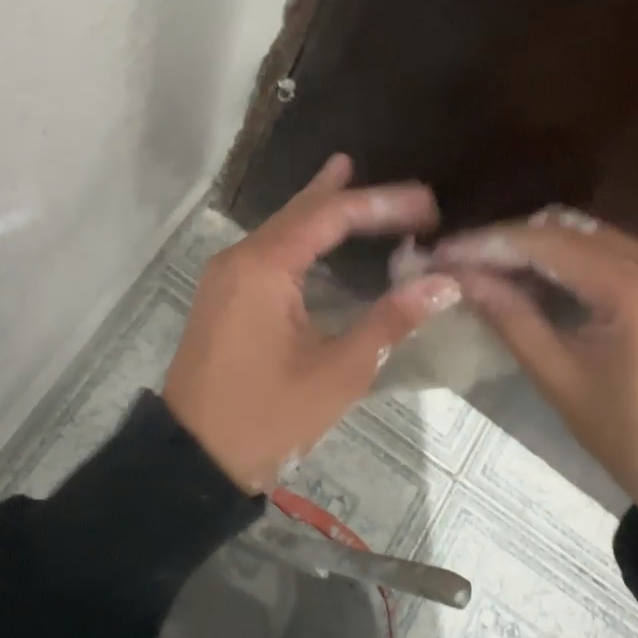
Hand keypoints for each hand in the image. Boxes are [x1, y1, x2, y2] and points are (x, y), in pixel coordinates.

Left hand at [163, 155, 462, 491]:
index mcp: (264, 267)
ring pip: (282, 227)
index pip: (330, 215)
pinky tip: (320, 238)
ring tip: (356, 180)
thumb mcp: (337, 373)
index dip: (382, 204)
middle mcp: (239, 258)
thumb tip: (444, 283)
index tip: (429, 205)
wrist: (193, 457)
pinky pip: (268, 250)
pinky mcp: (223, 296)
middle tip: (405, 191)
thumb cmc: (266, 416)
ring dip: (322, 209)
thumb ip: (389, 321)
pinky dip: (301, 237)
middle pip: (302, 211)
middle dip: (352, 195)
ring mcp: (226, 276)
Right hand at [436, 211, 637, 601]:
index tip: (440, 252)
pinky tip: (536, 280)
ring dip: (539, 248)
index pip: (550, 244)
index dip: (489, 243)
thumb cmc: (631, 442)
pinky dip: (573, 261)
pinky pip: (616, 253)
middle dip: (510, 243)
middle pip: (572, 232)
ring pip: (593, 237)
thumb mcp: (559, 378)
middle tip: (458, 262)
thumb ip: (509, 315)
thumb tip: (457, 274)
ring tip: (487, 269)